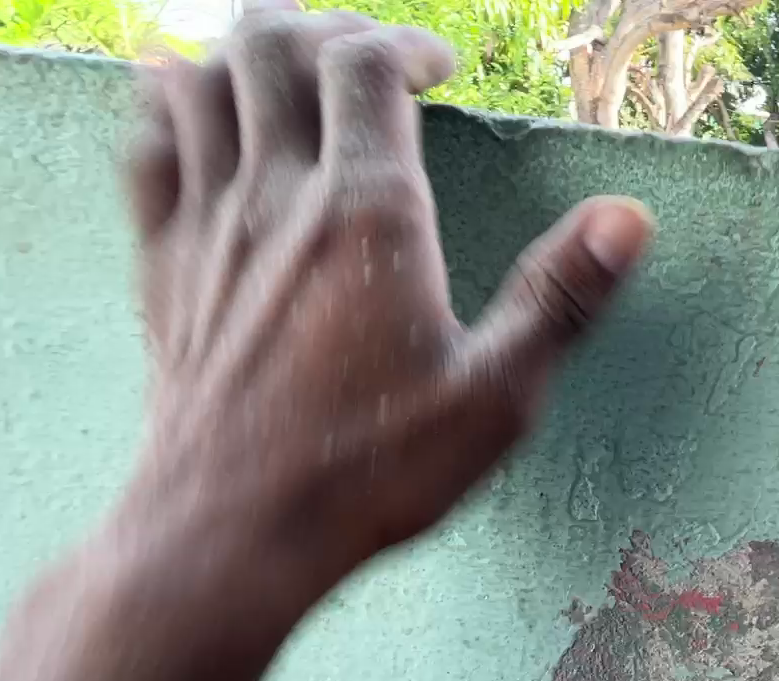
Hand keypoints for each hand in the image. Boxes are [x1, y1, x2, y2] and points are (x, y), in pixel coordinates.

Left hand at [120, 3, 652, 596]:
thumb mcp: (498, 395)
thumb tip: (630, 218)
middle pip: (272, 44)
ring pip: (201, 77)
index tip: (440, 67)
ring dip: (250, 53)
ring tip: (298, 75)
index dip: (403, 44)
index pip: (364, 67)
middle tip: (373, 60)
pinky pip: (148, 144)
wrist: (238, 531)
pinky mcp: (164, 268)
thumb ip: (562, 298)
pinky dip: (172, 101)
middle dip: (327, 29)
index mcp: (368, 219)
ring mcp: (206, 228)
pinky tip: (195, 113)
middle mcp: (276, 199)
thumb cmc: (376, 468)